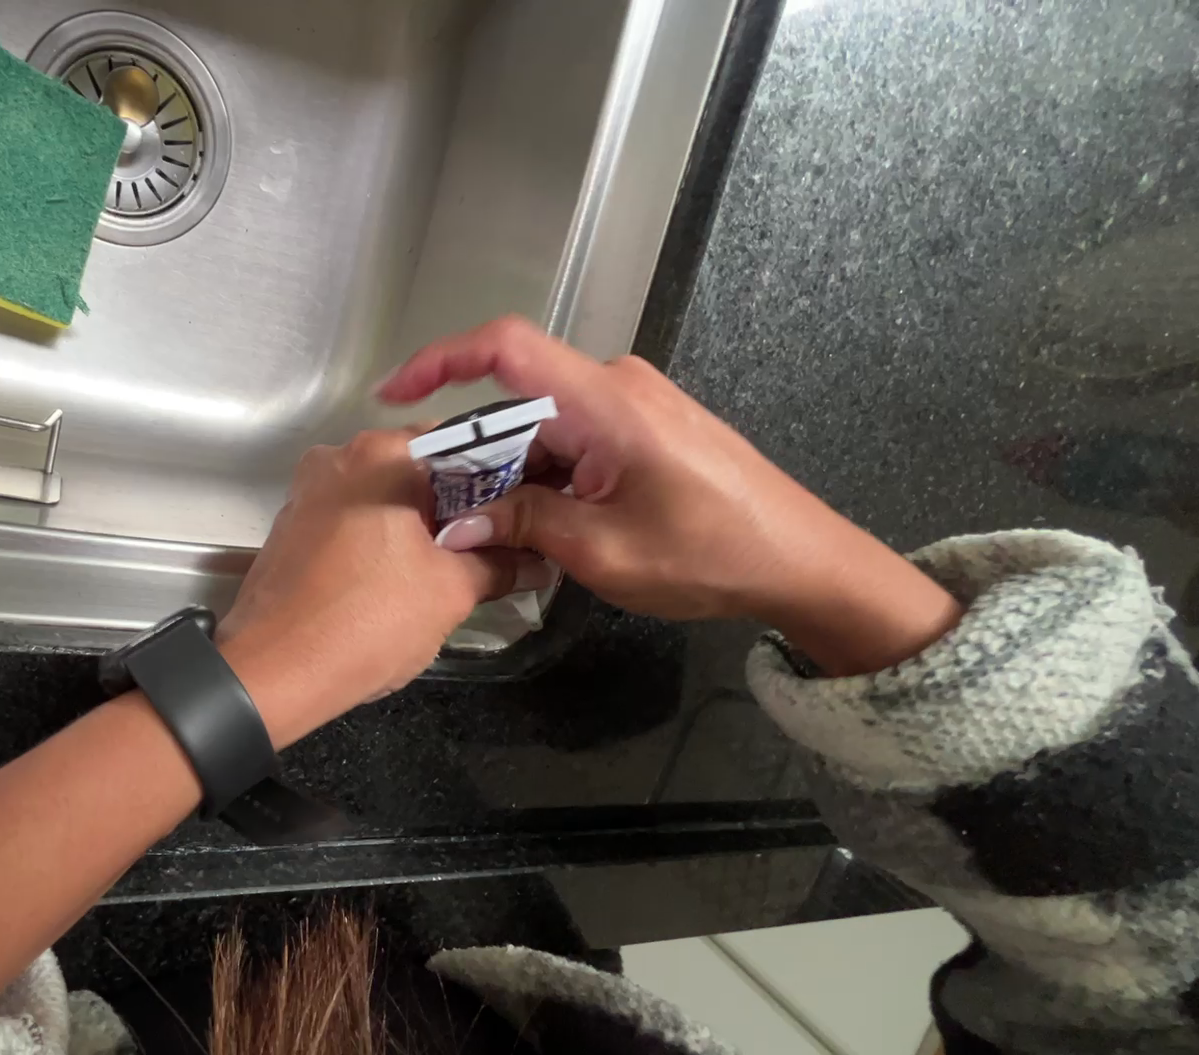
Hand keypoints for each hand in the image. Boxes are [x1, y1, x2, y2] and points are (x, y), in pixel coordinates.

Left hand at [217, 429, 545, 744]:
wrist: (271, 672)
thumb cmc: (367, 620)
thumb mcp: (450, 593)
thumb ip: (498, 565)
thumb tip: (533, 560)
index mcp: (381, 454)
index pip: (461, 442)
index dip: (499, 476)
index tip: (521, 509)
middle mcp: (338, 457)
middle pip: (417, 469)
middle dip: (456, 507)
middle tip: (492, 546)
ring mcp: (308, 491)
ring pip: (382, 497)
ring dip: (417, 527)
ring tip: (448, 569)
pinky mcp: (291, 526)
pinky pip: (351, 519)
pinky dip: (378, 540)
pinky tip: (396, 579)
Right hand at [378, 316, 959, 675]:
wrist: (803, 562)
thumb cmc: (711, 554)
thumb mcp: (602, 550)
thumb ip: (521, 526)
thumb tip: (454, 529)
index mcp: (604, 402)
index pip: (506, 348)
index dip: (440, 359)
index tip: (395, 392)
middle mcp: (614, 386)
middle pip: (516, 399)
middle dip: (472, 452)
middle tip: (447, 508)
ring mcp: (630, 404)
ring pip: (541, 425)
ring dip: (509, 472)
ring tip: (494, 529)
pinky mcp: (640, 426)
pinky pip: (571, 438)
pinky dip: (542, 475)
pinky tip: (539, 521)